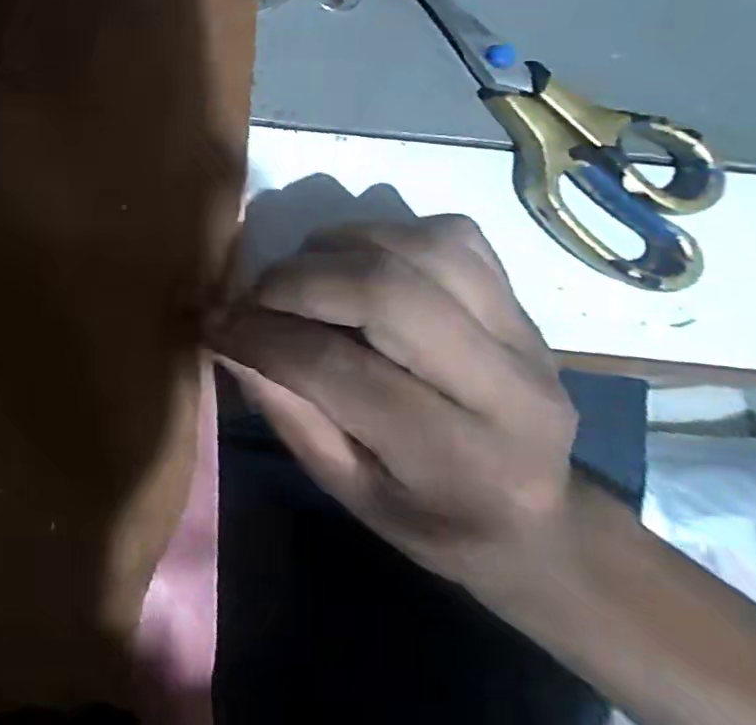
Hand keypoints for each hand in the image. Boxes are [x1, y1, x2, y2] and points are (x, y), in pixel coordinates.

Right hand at [209, 215, 579, 591]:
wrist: (539, 518)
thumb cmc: (432, 521)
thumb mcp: (350, 493)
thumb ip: (291, 414)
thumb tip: (233, 340)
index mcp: (459, 462)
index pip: (343, 372)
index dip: (266, 338)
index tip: (216, 323)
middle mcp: (508, 388)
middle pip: (390, 293)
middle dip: (300, 281)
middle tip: (255, 295)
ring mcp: (525, 332)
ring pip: (421, 247)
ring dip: (340, 247)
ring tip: (302, 275)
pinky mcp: (524, 299)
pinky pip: (448, 235)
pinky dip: (386, 235)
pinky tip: (359, 262)